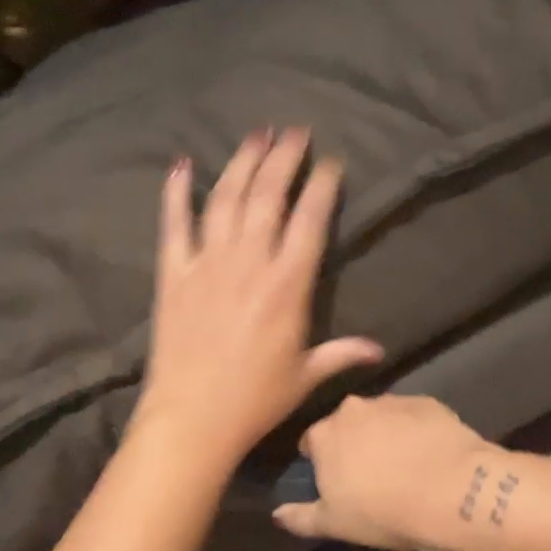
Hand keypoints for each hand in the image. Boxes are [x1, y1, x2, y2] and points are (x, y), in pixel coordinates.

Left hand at [134, 128, 383, 468]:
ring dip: (241, 162)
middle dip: (283, 158)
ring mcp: (207, 264)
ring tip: (255, 136)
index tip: (330, 163)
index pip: (310, 220)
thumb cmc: (255, 401)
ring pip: (226, 198)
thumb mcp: (304, 377)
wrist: (193, 418)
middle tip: (294, 133)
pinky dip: (177, 193)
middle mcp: (249, 263)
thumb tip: (377, 350)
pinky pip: (174, 224)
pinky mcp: (173, 275)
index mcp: (288, 286)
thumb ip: (340, 355)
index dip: (322, 186)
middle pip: (268, 195)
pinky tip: (182, 166)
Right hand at [273, 394, 498, 550]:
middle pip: (345, 426)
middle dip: (352, 446)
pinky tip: (428, 458)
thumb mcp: (334, 524)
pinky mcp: (429, 403)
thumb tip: (276, 514)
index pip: (310, 444)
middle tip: (370, 479)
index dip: (321, 465)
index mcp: (324, 434)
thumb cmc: (382, 511)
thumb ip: (301, 517)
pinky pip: (413, 418)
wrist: (450, 492)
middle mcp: (353, 408)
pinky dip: (415, 433)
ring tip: (404, 469)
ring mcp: (393, 401)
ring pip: (380, 420)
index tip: (336, 485)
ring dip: (385, 438)